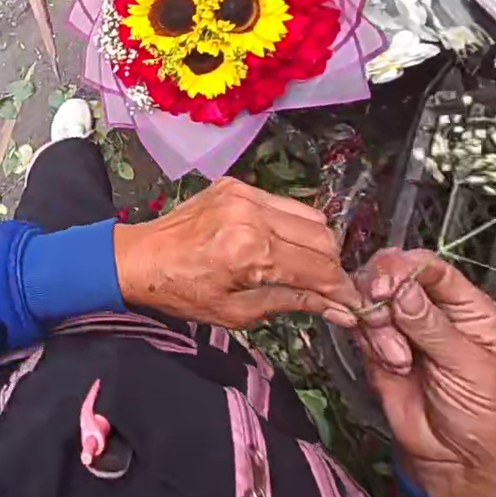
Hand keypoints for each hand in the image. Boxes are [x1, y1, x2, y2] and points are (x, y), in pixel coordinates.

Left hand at [113, 178, 366, 328]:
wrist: (141, 257)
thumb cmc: (184, 293)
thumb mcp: (238, 312)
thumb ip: (292, 302)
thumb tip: (339, 310)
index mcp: (251, 250)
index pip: (318, 268)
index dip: (341, 290)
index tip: (354, 305)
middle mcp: (253, 213)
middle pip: (323, 237)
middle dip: (333, 267)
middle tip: (330, 289)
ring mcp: (245, 193)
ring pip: (309, 215)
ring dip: (317, 243)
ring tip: (306, 266)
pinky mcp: (237, 184)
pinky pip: (283, 203)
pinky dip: (292, 224)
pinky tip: (281, 242)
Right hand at [356, 249, 495, 496]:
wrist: (462, 473)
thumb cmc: (489, 421)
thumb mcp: (471, 369)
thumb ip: (432, 325)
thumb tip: (401, 285)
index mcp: (469, 308)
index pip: (431, 268)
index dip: (405, 268)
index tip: (385, 283)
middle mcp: (433, 312)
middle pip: (395, 275)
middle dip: (383, 291)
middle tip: (381, 312)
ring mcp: (404, 329)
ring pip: (373, 298)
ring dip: (378, 323)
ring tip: (398, 359)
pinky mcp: (380, 349)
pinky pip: (362, 325)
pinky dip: (366, 337)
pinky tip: (388, 363)